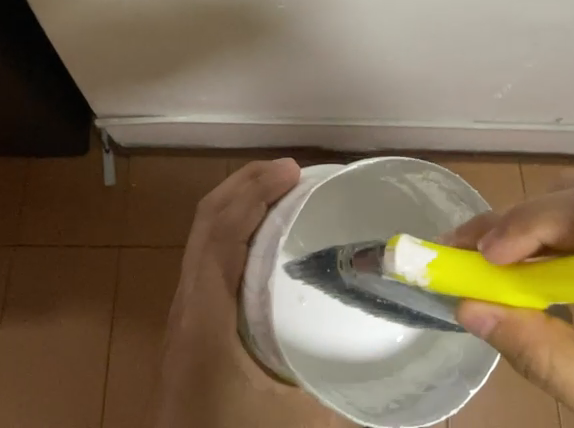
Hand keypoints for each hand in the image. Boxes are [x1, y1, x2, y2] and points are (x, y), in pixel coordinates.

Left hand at [156, 159, 337, 427]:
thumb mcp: (293, 419)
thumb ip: (340, 387)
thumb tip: (390, 355)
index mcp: (204, 318)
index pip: (219, 232)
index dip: (252, 192)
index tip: (292, 171)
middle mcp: (186, 305)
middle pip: (205, 222)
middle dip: (244, 185)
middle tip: (290, 171)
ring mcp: (182, 315)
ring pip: (201, 238)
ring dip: (236, 205)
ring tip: (279, 194)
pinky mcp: (187, 329)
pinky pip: (204, 259)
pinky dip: (231, 232)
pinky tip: (262, 245)